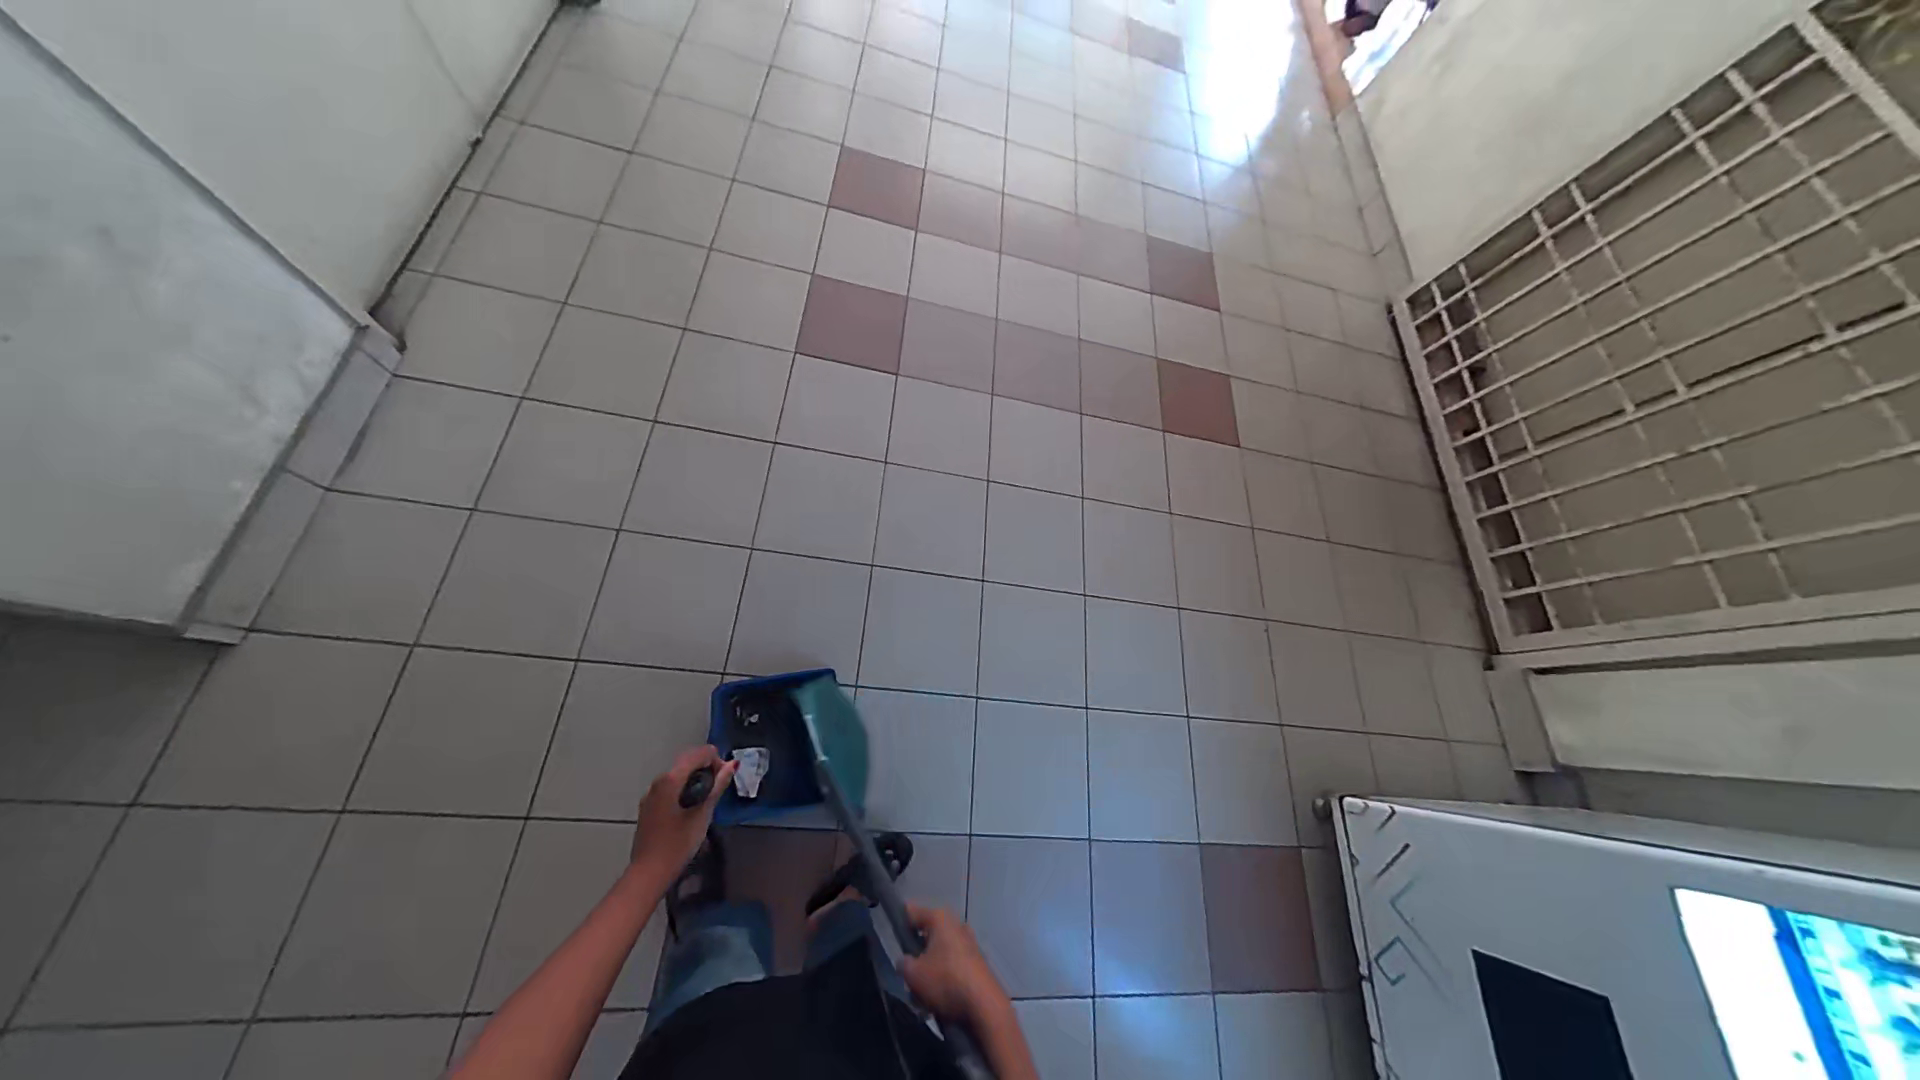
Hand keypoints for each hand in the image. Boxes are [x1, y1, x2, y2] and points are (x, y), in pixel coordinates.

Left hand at [630, 746, 736, 876]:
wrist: (648, 873)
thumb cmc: (677, 844)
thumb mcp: (703, 814)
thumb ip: (717, 787)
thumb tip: (731, 765)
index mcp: (671, 780)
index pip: (699, 754)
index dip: (716, 760)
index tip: (726, 778)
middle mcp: (658, 782)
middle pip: (687, 761)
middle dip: (706, 767)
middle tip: (721, 785)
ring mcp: (651, 795)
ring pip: (678, 774)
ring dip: (696, 778)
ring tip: (709, 797)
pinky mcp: (649, 806)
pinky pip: (670, 787)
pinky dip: (684, 788)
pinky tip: (692, 806)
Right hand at [900, 902, 1008, 1023]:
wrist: (985, 1006)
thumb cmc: (945, 981)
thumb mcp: (913, 974)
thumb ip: (903, 963)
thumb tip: (905, 960)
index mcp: (940, 919)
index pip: (912, 912)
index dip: (900, 922)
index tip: (892, 936)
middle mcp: (956, 925)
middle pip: (927, 936)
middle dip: (916, 956)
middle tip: (908, 976)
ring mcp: (969, 943)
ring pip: (939, 955)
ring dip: (929, 973)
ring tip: (921, 998)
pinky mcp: (977, 963)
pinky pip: (952, 967)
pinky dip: (944, 981)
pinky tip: (937, 1003)